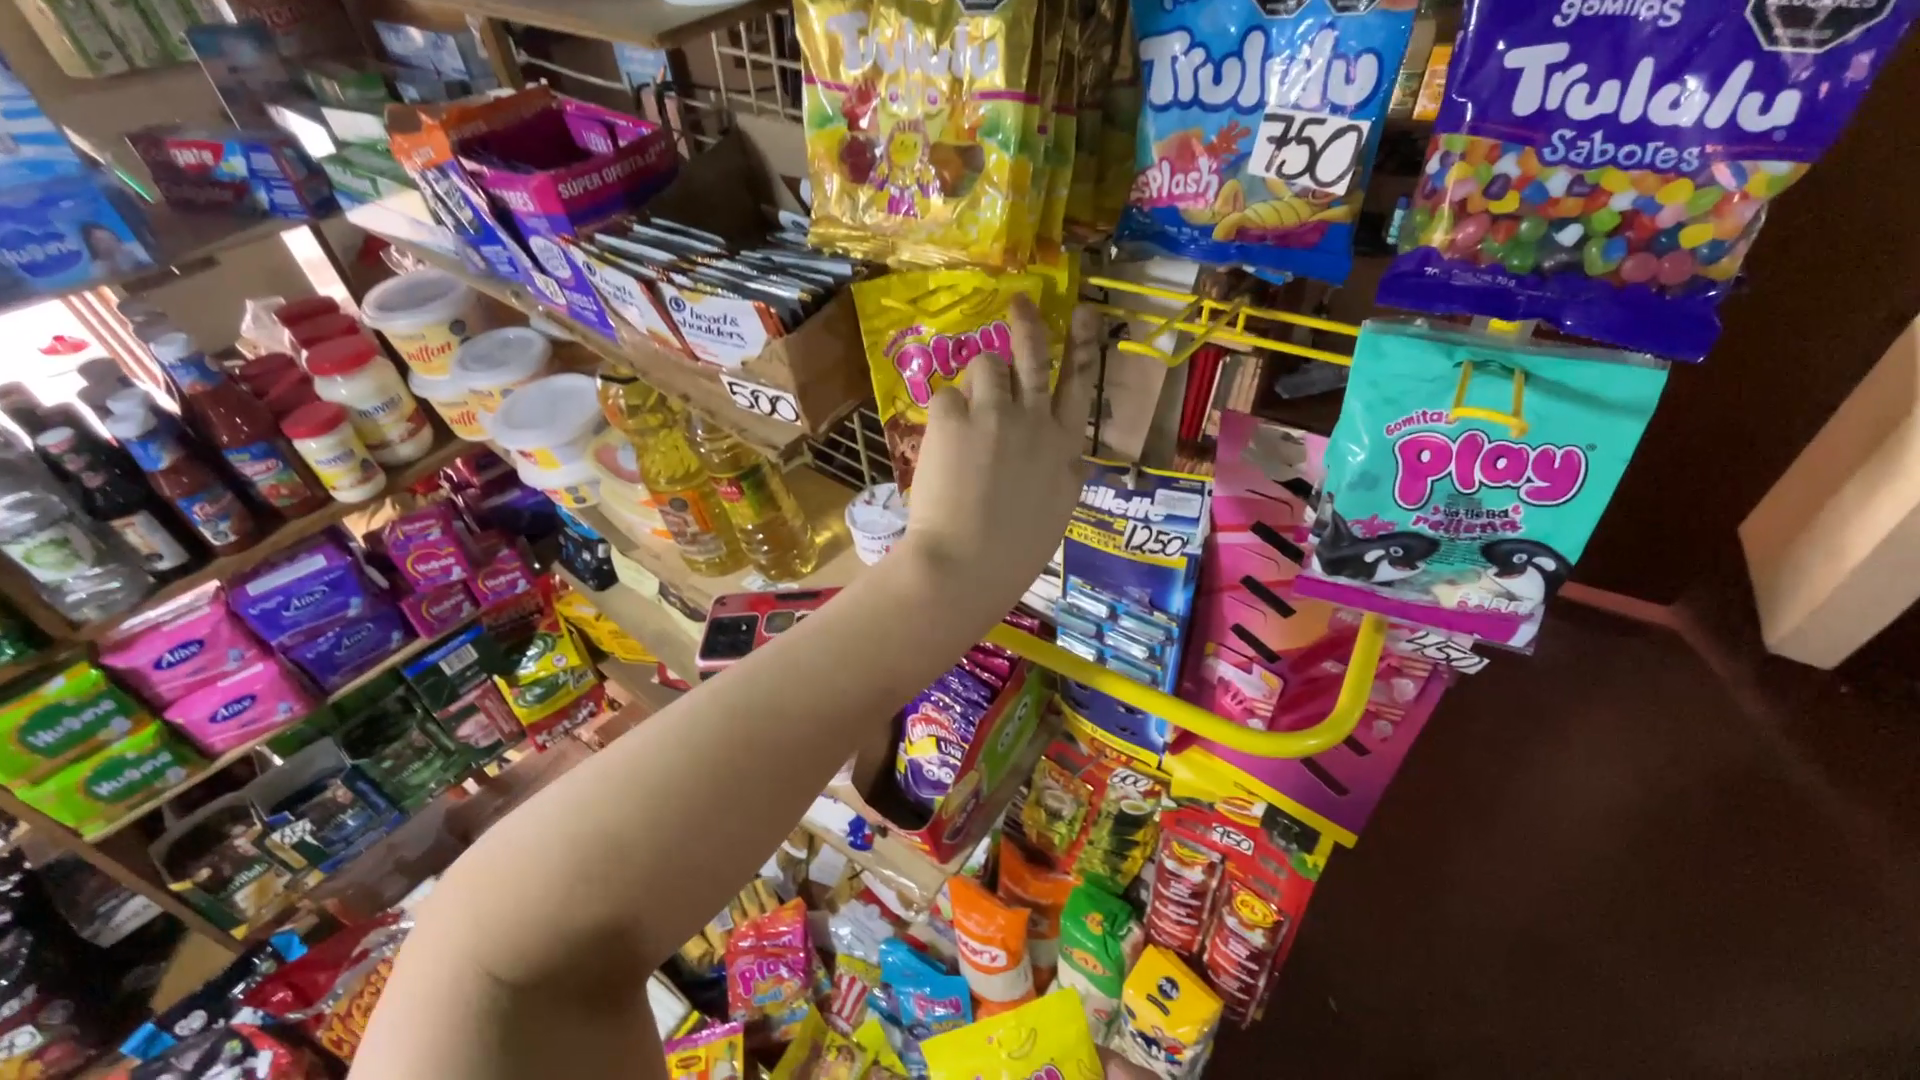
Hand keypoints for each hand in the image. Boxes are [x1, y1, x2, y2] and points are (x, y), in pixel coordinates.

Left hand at [897, 294, 1098, 622]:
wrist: (968, 565)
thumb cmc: (1014, 552)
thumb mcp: (1056, 510)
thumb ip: (1062, 473)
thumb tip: (1067, 457)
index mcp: (1064, 449)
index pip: (1079, 385)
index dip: (1082, 346)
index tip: (1082, 313)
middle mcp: (1036, 421)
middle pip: (1033, 357)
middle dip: (1028, 324)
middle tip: (1019, 302)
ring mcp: (996, 413)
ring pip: (986, 366)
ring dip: (977, 383)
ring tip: (965, 418)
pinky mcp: (955, 417)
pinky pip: (947, 397)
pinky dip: (944, 417)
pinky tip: (942, 450)